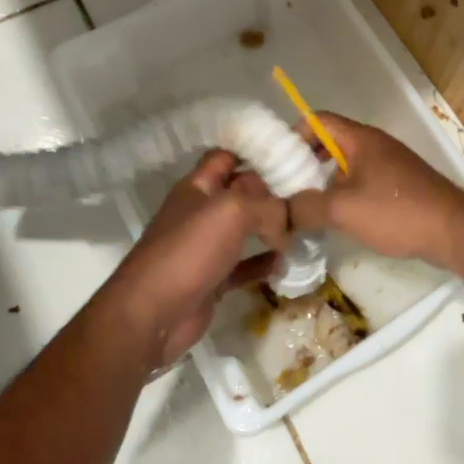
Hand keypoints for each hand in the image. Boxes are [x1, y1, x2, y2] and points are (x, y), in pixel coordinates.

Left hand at [99, 150, 290, 369]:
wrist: (152, 315)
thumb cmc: (188, 250)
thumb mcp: (233, 212)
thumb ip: (268, 207)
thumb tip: (287, 225)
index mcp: (198, 186)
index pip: (228, 155)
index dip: (256, 149)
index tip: (292, 149)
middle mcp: (202, 212)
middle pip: (243, 192)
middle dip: (274, 189)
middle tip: (311, 190)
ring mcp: (207, 247)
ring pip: (247, 228)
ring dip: (274, 227)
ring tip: (308, 224)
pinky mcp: (214, 278)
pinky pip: (246, 265)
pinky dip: (265, 262)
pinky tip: (287, 262)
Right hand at [288, 114, 463, 268]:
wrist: (453, 230)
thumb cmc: (395, 211)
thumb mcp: (342, 210)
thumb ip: (304, 207)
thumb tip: (276, 212)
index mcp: (360, 139)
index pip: (318, 120)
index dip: (294, 135)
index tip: (276, 163)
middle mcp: (375, 144)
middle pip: (330, 142)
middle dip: (305, 162)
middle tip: (285, 188)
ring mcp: (390, 164)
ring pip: (346, 165)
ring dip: (324, 181)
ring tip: (305, 207)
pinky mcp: (399, 186)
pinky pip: (362, 181)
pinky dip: (345, 194)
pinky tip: (338, 219)